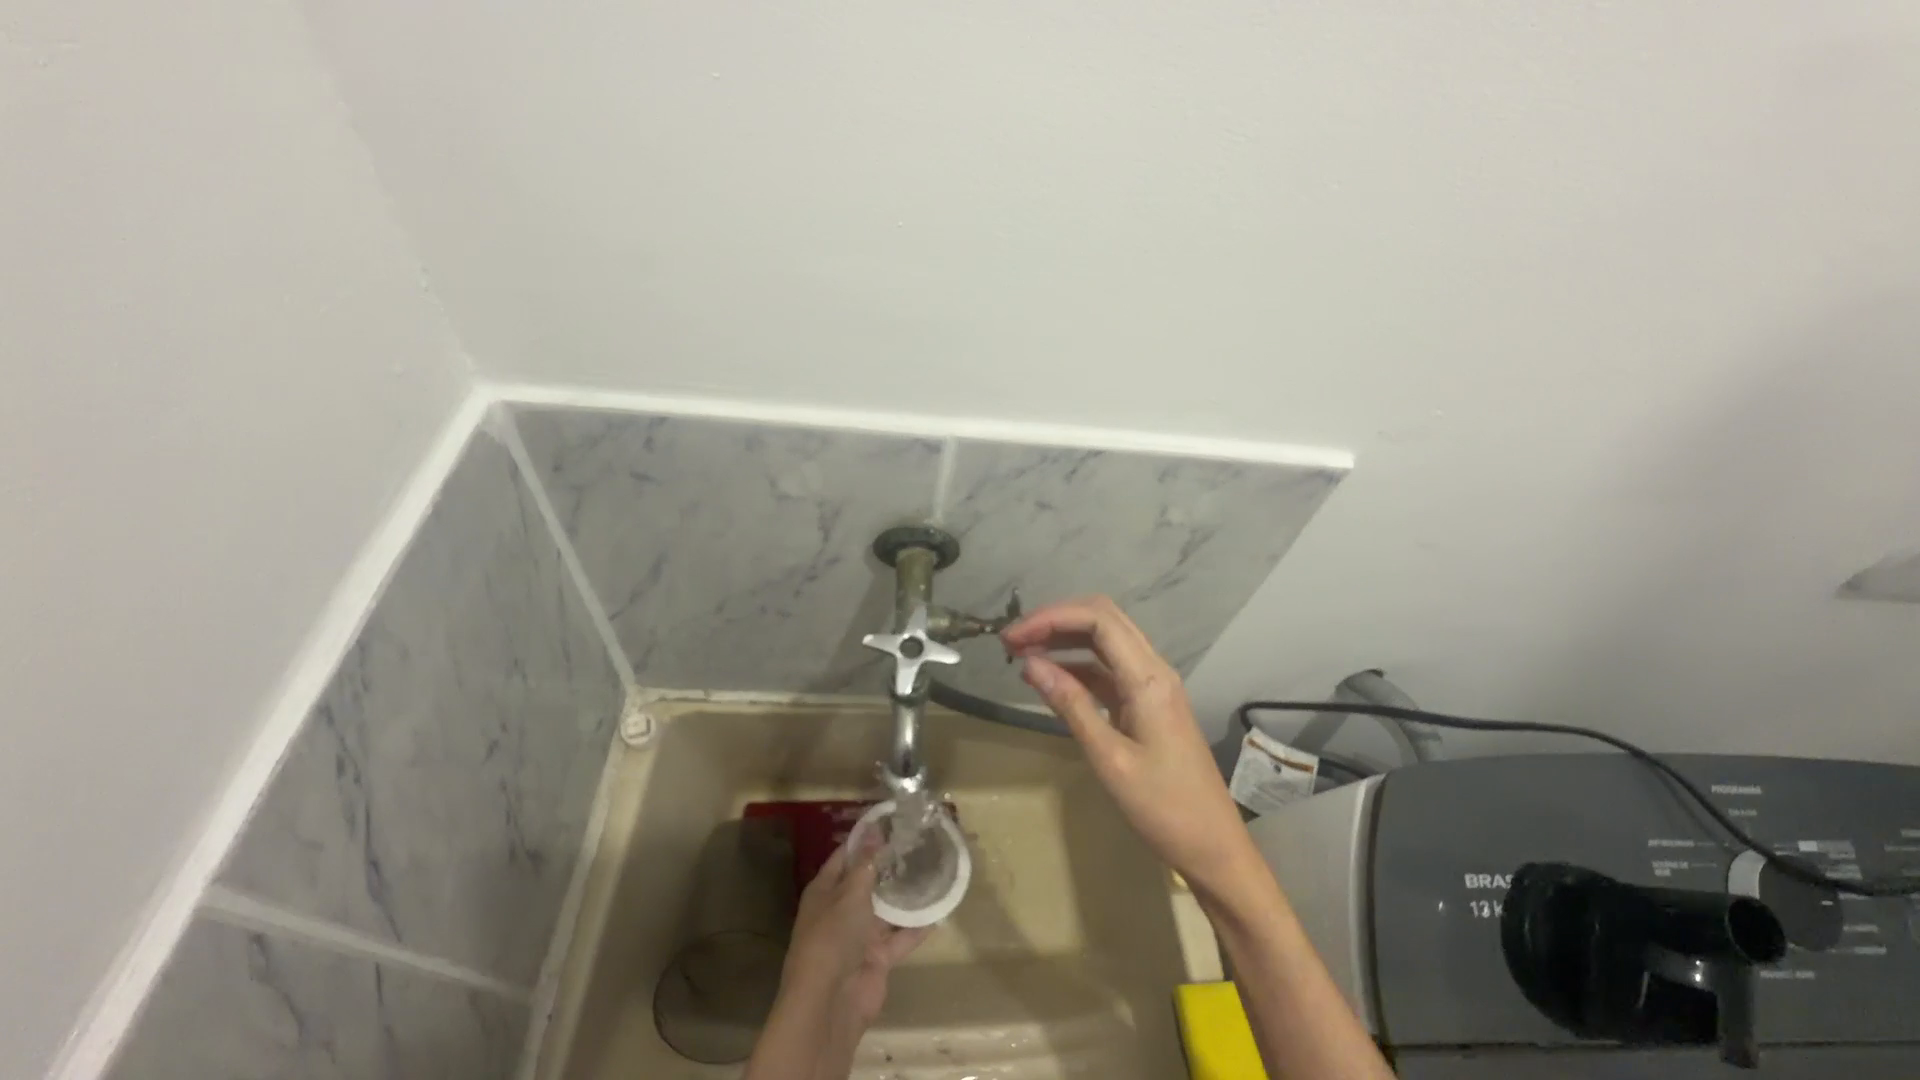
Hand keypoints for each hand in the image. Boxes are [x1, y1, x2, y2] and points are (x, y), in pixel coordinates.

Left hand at [782, 833, 930, 1030]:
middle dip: (891, 866)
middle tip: (921, 844)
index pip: (846, 857)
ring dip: (906, 896)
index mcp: (825, 891)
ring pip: (887, 910)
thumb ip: (866, 864)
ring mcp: (859, 936)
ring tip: (934, 870)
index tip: (893, 822)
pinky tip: (940, 909)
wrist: (830, 1002)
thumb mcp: (849, 894)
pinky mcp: (878, 958)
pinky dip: (918, 927)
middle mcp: (841, 910)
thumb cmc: (833, 938)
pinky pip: (900, 937)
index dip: (866, 839)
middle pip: (868, 882)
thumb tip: (874, 830)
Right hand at [1002, 596, 1255, 897]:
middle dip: (1055, 621)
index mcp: (1148, 679)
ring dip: (1064, 640)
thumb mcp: (1109, 759)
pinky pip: (1109, 670)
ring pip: (1105, 642)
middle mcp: (1154, 670)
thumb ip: (1070, 705)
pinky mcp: (1148, 704)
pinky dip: (1077, 666)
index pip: (1098, 620)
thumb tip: (1030, 664)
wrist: (1212, 845)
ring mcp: (1153, 687)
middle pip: (1103, 620)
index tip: (1012, 638)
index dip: (1051, 617)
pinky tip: (1049, 679)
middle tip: (1012, 641)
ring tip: (1022, 655)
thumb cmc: (1163, 807)